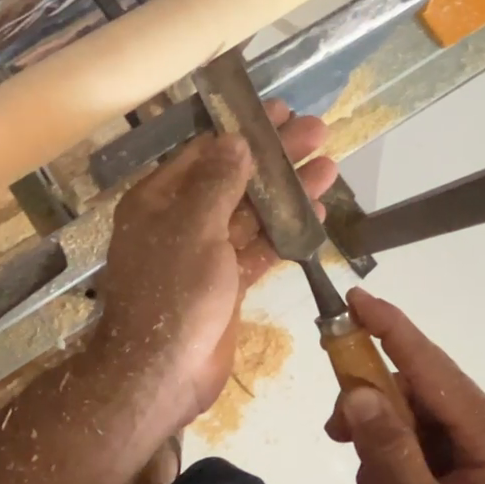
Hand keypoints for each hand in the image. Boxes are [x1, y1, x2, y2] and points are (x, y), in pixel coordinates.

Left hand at [90, 104, 336, 428]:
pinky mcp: (225, 283)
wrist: (161, 372)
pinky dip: (285, 231)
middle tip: (316, 130)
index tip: (278, 111)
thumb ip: (217, 183)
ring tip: (328, 163)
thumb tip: (234, 141)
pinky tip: (316, 211)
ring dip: (286, 191)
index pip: (203, 154)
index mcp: (157, 201)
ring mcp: (203, 254)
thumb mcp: (193, 228)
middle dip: (273, 157)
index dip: (241, 132)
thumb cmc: (171, 293)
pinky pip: (258, 248)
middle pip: (232, 179)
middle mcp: (178, 222)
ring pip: (250, 213)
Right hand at [329, 289, 484, 483]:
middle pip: (421, 396)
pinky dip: (398, 468)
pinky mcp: (481, 479)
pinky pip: (426, 450)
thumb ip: (389, 455)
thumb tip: (357, 392)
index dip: (391, 331)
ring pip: (418, 425)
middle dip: (374, 410)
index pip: (435, 370)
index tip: (354, 298)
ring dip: (384, 450)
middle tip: (336, 435)